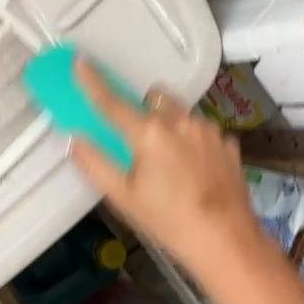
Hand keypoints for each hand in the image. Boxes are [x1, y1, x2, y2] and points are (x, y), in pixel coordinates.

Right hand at [68, 58, 262, 276]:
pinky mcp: (228, 143)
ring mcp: (208, 130)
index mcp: (149, 134)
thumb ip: (95, 164)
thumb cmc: (169, 221)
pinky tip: (196, 170)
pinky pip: (204, 131)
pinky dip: (195, 142)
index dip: (93, 81)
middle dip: (145, 108)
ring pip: (182, 112)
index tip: (81, 62)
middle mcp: (180, 122)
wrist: (227, 241)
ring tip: (172, 161)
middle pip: (155, 97)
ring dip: (172, 125)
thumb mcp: (123, 198)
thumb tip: (75, 140)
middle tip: (141, 139)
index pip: (112, 102)